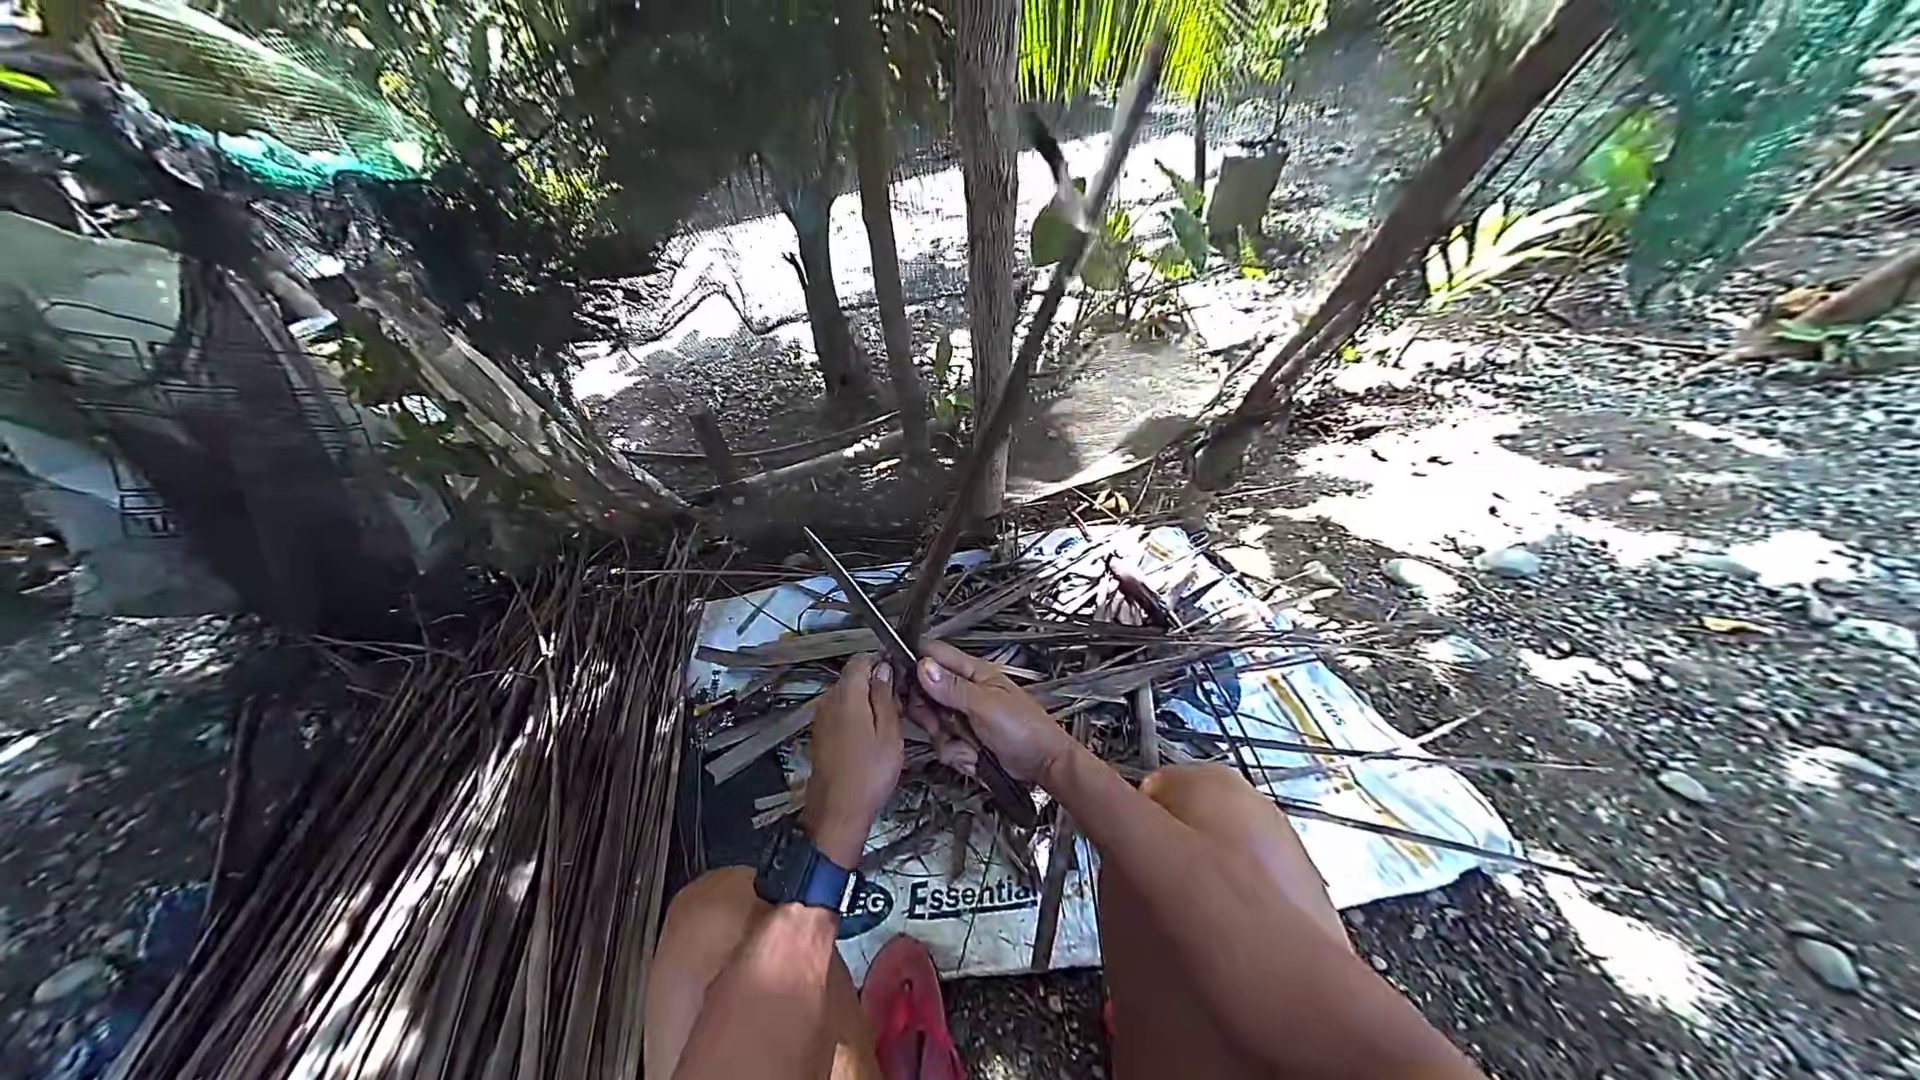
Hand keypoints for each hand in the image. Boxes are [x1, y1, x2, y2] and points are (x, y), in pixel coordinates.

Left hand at [802, 653, 903, 866]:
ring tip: (887, 725)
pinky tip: (870, 737)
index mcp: (846, 695)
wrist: (838, 811)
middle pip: (853, 678)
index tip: (898, 675)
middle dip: (875, 684)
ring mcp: (821, 717)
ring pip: (847, 696)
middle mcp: (828, 700)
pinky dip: (856, 717)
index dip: (881, 661)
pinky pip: (840, 713)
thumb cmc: (869, 773)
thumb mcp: (889, 731)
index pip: (860, 660)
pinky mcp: (820, 733)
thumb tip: (884, 668)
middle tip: (897, 706)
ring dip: (866, 702)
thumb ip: (884, 695)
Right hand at [914, 640, 1077, 785]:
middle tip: (946, 722)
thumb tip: (924, 666)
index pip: (934, 655)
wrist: (1042, 764)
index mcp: (974, 672)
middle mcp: (966, 690)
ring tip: (969, 742)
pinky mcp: (965, 737)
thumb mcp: (985, 705)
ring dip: (948, 739)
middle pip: (926, 694)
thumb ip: (952, 687)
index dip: (915, 665)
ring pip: (934, 724)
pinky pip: (945, 744)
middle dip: (931, 714)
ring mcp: (965, 715)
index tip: (905, 683)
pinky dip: (957, 754)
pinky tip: (974, 755)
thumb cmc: (1026, 729)